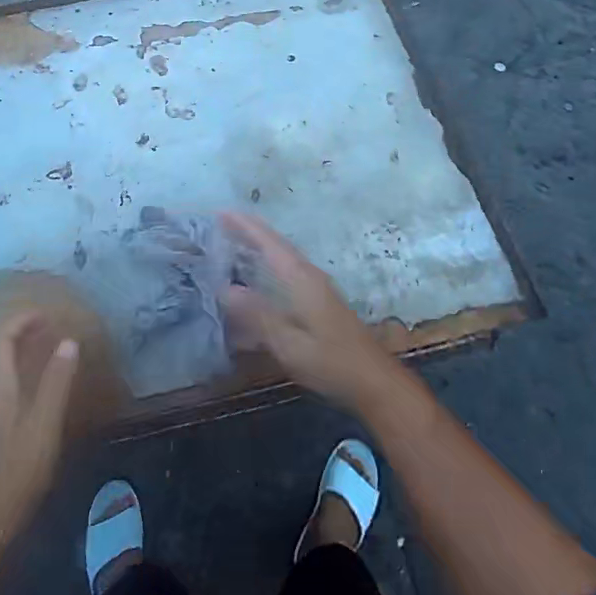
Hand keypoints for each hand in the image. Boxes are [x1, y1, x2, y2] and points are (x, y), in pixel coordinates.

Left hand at [0, 312, 78, 532]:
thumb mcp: (45, 422)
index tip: (44, 314)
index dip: (20, 321)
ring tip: (36, 346)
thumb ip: (56, 381)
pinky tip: (26, 380)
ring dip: (10, 349)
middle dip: (13, 330)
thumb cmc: (20, 465)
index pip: (0, 340)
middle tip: (42, 326)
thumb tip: (68, 342)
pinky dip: (10, 368)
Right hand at [219, 212, 403, 411]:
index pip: (269, 244)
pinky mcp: (320, 303)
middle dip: (250, 232)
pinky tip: (259, 279)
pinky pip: (288, 274)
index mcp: (302, 280)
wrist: (374, 382)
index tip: (221, 212)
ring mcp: (318, 289)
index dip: (245, 227)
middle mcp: (310, 277)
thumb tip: (224, 288)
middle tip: (221, 224)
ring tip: (234, 244)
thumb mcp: (289, 344)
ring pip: (284, 259)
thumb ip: (257, 315)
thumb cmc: (331, 362)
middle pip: (277, 245)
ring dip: (260, 248)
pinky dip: (269, 267)